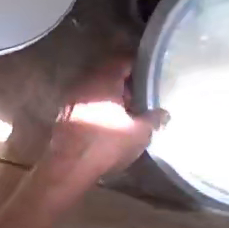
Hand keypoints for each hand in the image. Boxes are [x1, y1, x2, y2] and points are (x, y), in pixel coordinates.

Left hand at [37, 60, 167, 195]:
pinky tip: (106, 120)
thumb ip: (153, 119)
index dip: (135, 64)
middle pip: (105, 74)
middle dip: (122, 81)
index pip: (120, 61)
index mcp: (103, 81)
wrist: (69, 166)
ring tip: (125, 108)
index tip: (147, 70)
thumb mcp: (139, 133)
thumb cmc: (106, 145)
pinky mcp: (63, 115)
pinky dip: (96, 106)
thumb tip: (164, 113)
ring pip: (93, 88)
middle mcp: (84, 84)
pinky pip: (84, 102)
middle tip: (139, 91)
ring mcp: (71, 99)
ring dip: (108, 95)